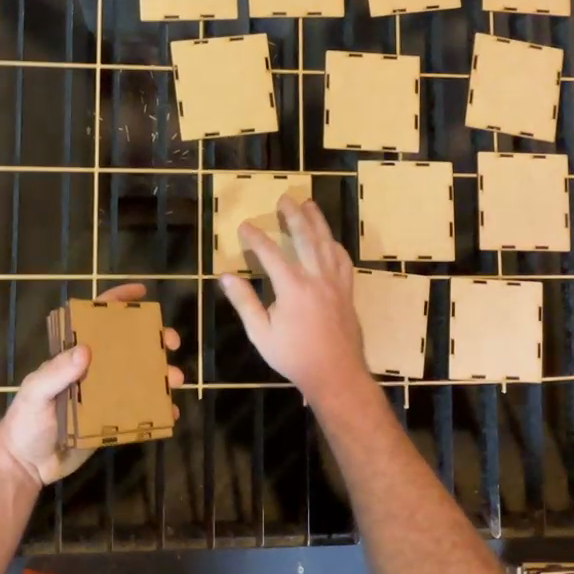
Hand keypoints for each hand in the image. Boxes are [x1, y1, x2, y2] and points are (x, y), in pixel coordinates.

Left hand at [0, 283, 184, 487]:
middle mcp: (92, 370)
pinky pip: (140, 410)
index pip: (96, 319)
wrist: (26, 466)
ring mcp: (104, 395)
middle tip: (172, 342)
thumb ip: (56, 372)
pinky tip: (171, 411)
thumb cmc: (25, 422)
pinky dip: (158, 409)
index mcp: (72, 355)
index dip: (117, 301)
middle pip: (127, 346)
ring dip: (161, 373)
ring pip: (139, 376)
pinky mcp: (111, 421)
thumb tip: (86, 350)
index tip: (142, 291)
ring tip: (176, 379)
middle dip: (153, 339)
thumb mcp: (35, 393)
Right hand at [219, 194, 371, 406]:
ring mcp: (336, 284)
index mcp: (293, 287)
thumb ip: (244, 303)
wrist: (337, 375)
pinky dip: (335, 245)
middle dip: (293, 216)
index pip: (270, 253)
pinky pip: (343, 260)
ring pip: (327, 243)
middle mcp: (317, 278)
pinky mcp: (347, 292)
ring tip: (309, 204)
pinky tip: (330, 240)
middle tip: (285, 199)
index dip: (256, 238)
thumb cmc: (295, 357)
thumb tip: (226, 277)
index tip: (245, 226)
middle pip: (306, 237)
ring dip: (317, 222)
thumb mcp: (262, 334)